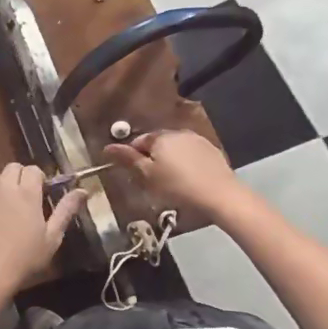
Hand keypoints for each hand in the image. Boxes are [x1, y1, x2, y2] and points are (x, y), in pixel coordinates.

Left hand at [0, 163, 88, 296]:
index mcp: (27, 193)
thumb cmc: (25, 257)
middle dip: (20, 175)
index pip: (33, 169)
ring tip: (4, 200)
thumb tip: (83, 190)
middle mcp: (3, 188)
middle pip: (12, 167)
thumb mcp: (52, 237)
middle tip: (25, 195)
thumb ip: (66, 211)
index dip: (39, 177)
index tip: (42, 191)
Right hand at [104, 130, 246, 219]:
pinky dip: (184, 162)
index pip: (137, 142)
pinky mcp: (211, 150)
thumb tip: (107, 147)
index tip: (135, 174)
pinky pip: (190, 153)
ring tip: (170, 180)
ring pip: (174, 147)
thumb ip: (128, 159)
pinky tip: (187, 178)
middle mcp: (177, 133)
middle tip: (151, 179)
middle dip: (151, 157)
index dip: (132, 157)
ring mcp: (197, 140)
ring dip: (168, 159)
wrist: (220, 195)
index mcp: (159, 137)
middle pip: (156, 143)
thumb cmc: (177, 186)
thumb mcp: (148, 175)